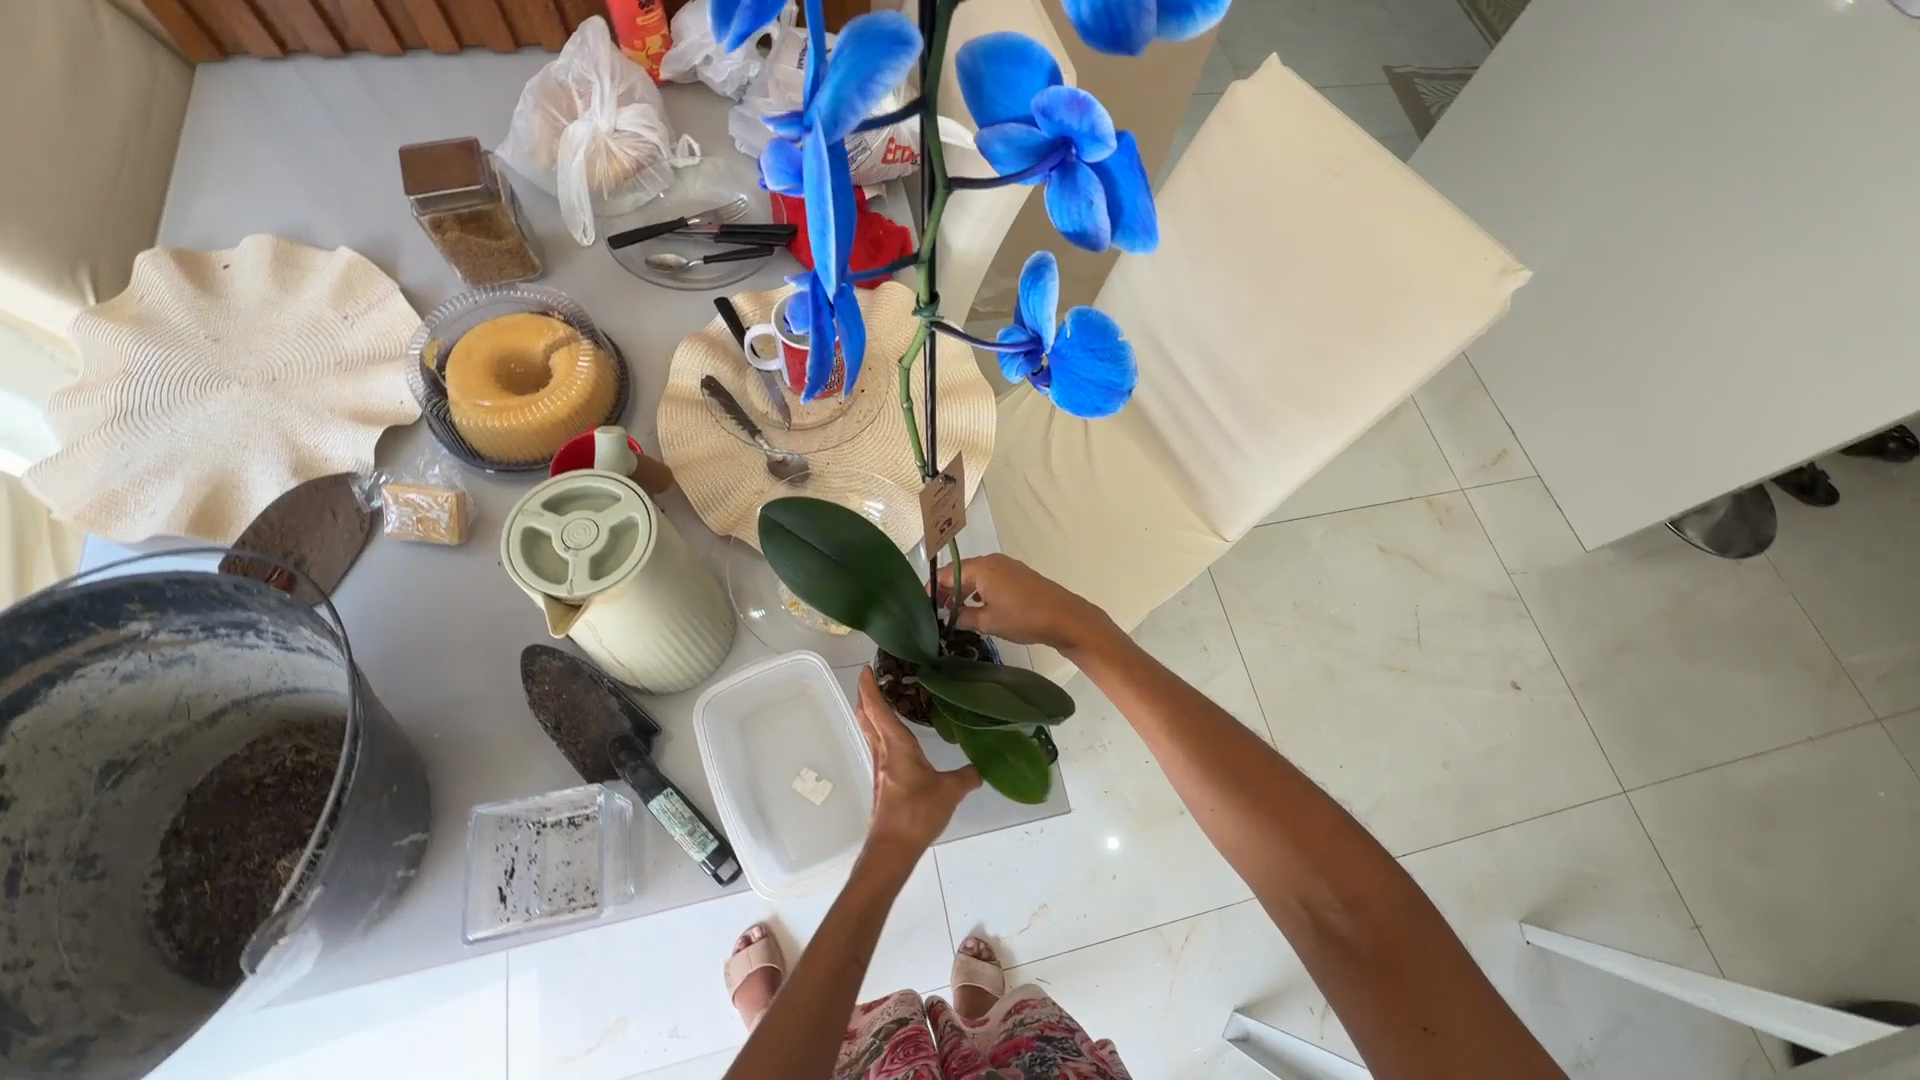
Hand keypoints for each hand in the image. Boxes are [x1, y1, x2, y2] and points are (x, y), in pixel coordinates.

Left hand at [853, 669, 980, 853]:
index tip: (866, 668)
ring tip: (881, 701)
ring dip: (871, 714)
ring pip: (870, 732)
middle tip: (871, 678)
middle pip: (868, 717)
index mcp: (897, 745)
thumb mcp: (950, 791)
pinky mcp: (882, 782)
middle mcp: (884, 752)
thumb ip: (967, 776)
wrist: (893, 847)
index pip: (878, 709)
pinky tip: (893, 738)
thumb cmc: (917, 812)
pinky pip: (878, 747)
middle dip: (866, 696)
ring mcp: (880, 767)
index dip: (870, 688)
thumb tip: (982, 767)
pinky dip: (880, 732)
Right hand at [933, 555, 1117, 653]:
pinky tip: (978, 609)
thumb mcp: (988, 622)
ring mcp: (1007, 567)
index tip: (922, 607)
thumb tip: (948, 618)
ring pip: (976, 577)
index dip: (932, 590)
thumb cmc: (1023, 618)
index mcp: (981, 568)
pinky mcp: (1018, 576)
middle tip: (936, 615)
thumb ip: (963, 618)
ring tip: (954, 615)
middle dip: (948, 593)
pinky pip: (990, 580)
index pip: (946, 574)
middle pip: (960, 573)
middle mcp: (992, 562)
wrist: (1065, 618)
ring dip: (964, 594)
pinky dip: (980, 593)